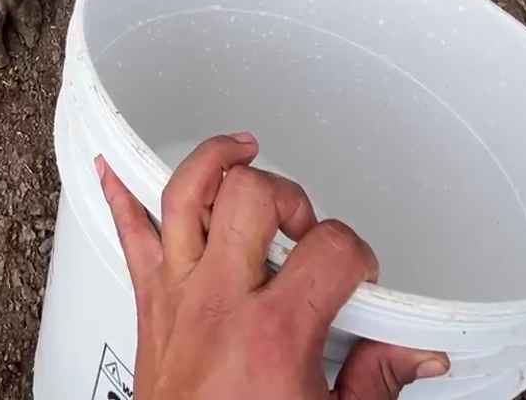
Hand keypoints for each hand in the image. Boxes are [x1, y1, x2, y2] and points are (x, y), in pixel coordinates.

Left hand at [97, 133, 447, 399]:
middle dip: (287, 196)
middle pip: (250, 197)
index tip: (358, 274)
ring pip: (183, 196)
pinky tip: (111, 167)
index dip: (357, 254)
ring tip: (241, 150)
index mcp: (273, 335)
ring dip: (213, 161)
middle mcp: (219, 302)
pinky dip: (118, 195)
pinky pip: (128, 236)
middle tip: (302, 227)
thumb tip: (415, 350)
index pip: (330, 250)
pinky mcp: (148, 303)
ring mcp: (177, 296)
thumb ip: (376, 382)